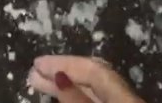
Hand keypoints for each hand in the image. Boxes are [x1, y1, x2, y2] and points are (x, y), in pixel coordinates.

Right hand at [29, 55, 145, 102]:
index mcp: (125, 92)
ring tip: (43, 83)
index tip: (36, 64)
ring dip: (69, 84)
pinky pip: (100, 99)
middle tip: (34, 72)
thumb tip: (57, 75)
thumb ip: (79, 99)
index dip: (63, 63)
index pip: (92, 67)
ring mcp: (127, 102)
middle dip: (63, 71)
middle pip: (94, 75)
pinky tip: (66, 97)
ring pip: (97, 90)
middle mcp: (127, 95)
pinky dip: (81, 96)